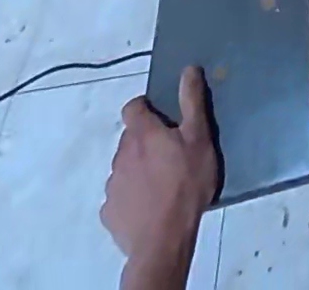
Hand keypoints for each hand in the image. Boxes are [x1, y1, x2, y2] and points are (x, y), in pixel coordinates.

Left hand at [103, 66, 218, 288]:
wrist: (163, 240)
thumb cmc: (186, 182)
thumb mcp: (199, 137)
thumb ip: (192, 101)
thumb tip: (188, 69)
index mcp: (142, 133)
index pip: (132, 107)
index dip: (145, 107)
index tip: (161, 115)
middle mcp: (121, 154)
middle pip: (130, 137)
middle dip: (146, 139)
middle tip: (171, 150)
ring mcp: (112, 185)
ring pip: (124, 166)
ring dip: (138, 166)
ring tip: (162, 180)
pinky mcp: (109, 212)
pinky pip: (120, 194)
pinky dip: (131, 194)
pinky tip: (149, 204)